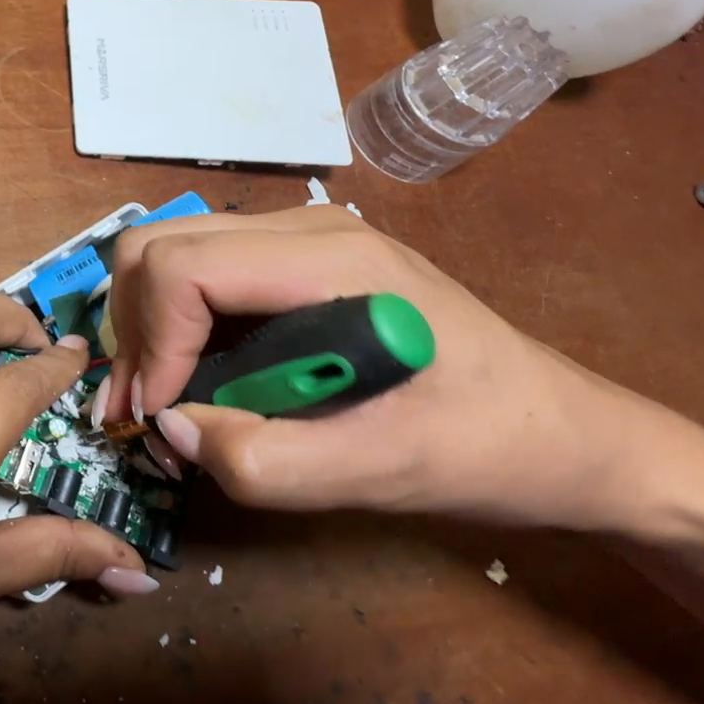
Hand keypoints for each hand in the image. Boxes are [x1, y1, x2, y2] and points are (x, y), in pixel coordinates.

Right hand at [102, 206, 673, 532]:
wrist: (570, 433)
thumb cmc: (492, 448)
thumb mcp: (385, 474)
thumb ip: (266, 462)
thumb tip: (169, 426)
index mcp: (332, 261)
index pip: (186, 266)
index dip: (153, 341)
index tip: (159, 415)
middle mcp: (302, 229)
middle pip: (156, 246)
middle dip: (133, 328)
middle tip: (144, 407)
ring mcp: (294, 240)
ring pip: (164, 254)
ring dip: (144, 328)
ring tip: (161, 399)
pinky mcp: (288, 264)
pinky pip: (194, 273)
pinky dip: (169, 327)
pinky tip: (191, 379)